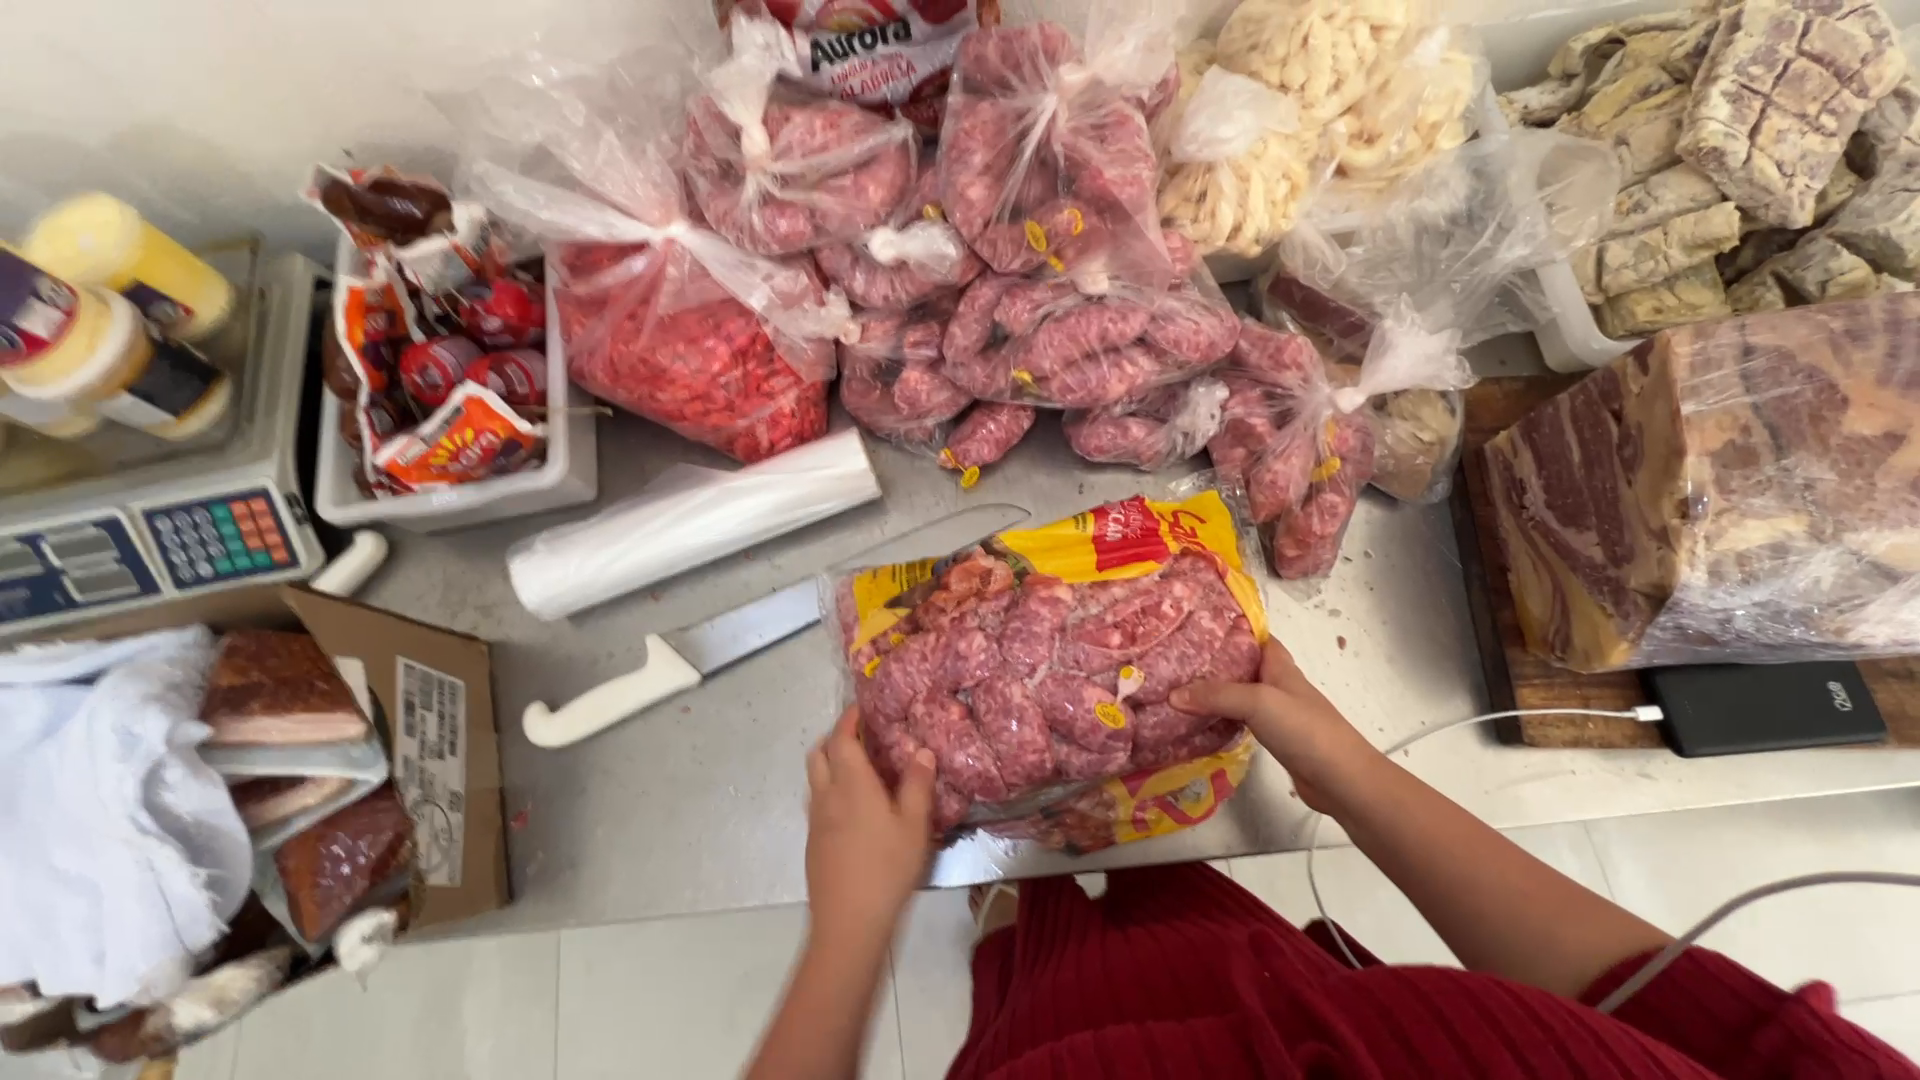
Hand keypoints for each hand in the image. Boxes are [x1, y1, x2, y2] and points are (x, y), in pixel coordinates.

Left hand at [805, 707, 936, 940]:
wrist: (848, 921)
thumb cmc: (887, 868)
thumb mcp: (914, 826)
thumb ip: (918, 785)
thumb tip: (922, 751)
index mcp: (851, 784)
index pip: (841, 738)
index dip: (848, 719)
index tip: (861, 709)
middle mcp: (827, 795)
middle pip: (818, 753)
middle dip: (834, 737)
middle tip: (859, 736)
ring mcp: (815, 820)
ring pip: (814, 778)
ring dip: (829, 762)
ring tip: (857, 768)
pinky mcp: (812, 842)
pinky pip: (816, 801)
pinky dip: (829, 788)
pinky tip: (852, 807)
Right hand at [1171, 638, 1384, 814]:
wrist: (1341, 780)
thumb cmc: (1305, 729)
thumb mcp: (1257, 702)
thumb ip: (1216, 695)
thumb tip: (1172, 695)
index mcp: (1279, 665)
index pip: (1254, 635)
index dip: (1229, 626)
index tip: (1195, 624)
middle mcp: (1277, 684)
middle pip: (1241, 664)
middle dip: (1212, 659)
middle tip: (1175, 657)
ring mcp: (1276, 713)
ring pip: (1238, 693)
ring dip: (1213, 690)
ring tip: (1177, 686)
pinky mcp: (1273, 738)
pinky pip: (1239, 720)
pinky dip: (1219, 717)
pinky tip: (1198, 722)